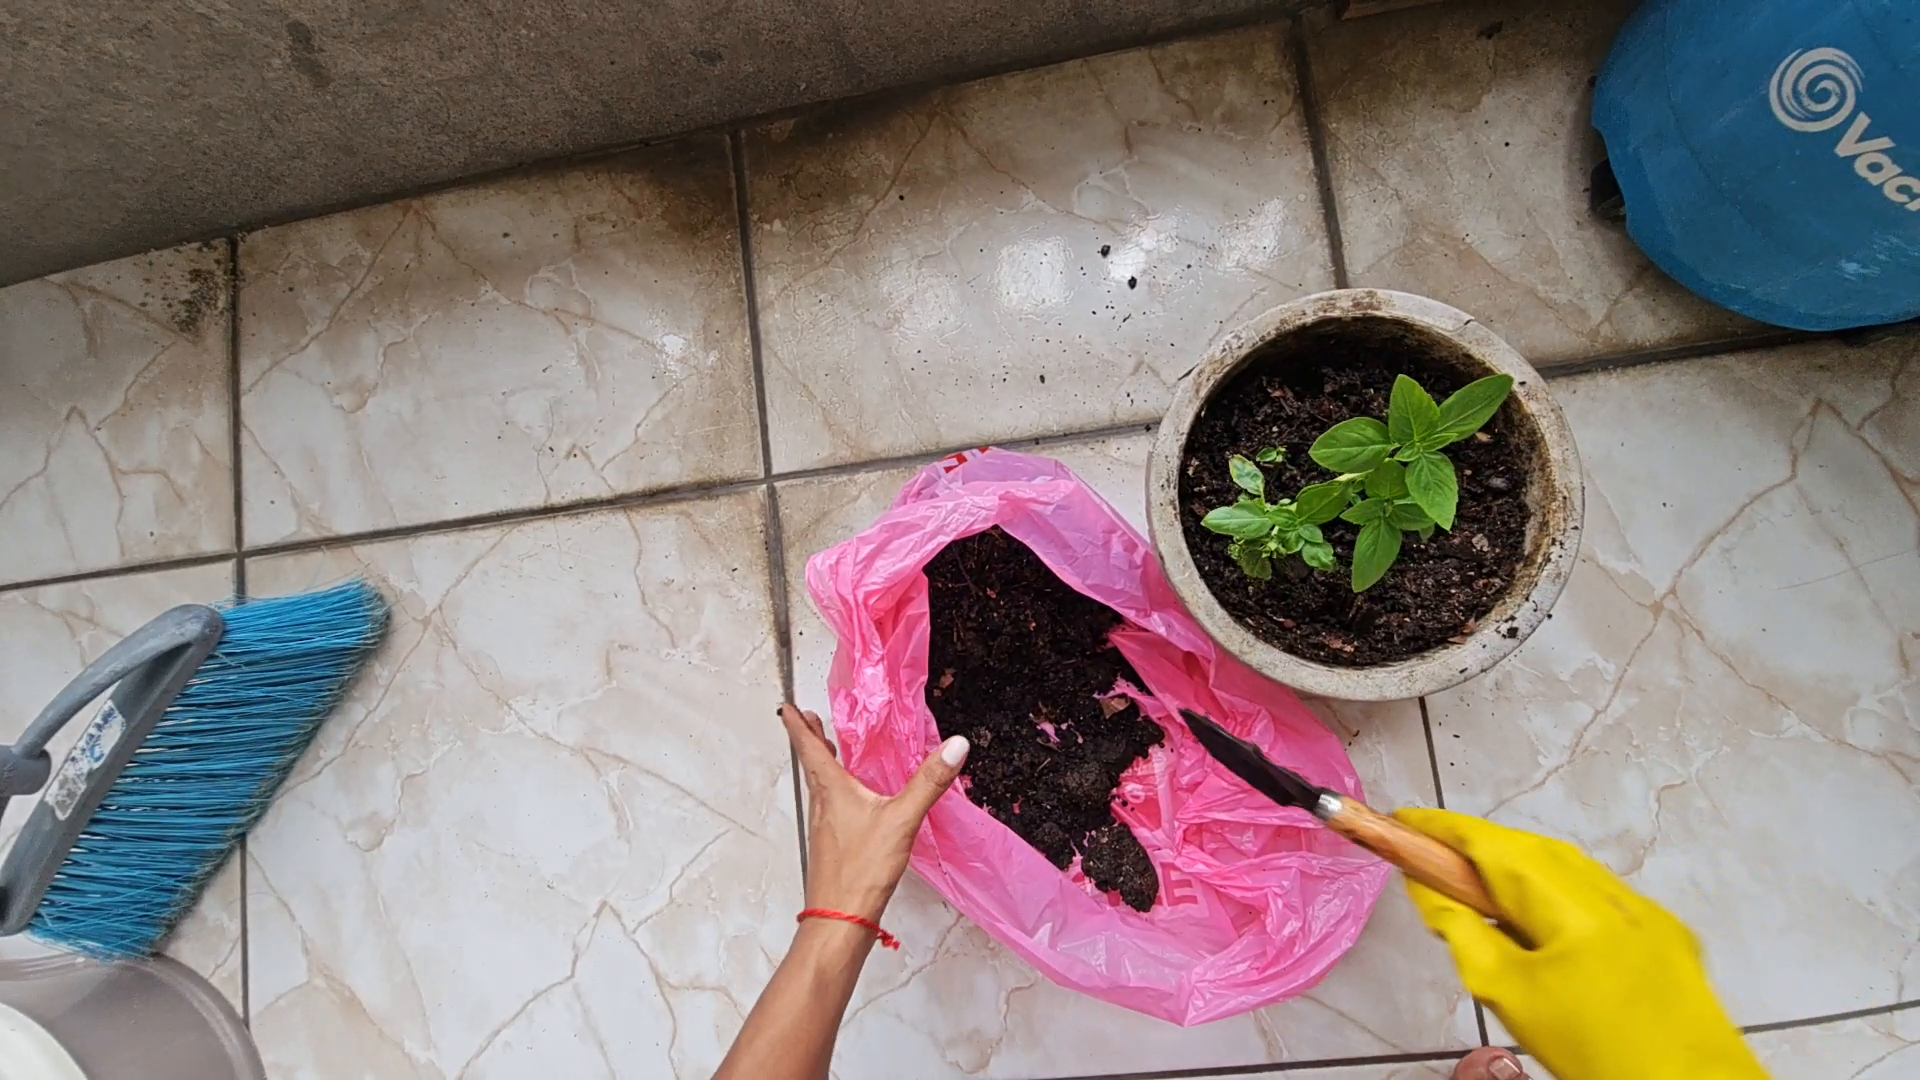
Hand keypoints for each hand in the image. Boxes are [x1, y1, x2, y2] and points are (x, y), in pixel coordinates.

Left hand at [780, 704, 968, 921]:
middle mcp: (824, 805)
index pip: (810, 749)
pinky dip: (834, 788)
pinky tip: (851, 799)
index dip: (798, 726)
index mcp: (833, 790)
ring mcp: (825, 827)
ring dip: (821, 763)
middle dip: (809, 739)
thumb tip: (955, 745)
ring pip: (820, 785)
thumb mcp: (901, 820)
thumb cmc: (862, 869)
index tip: (786, 707)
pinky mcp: (832, 845)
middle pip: (812, 764)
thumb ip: (929, 782)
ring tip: (828, 750)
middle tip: (806, 719)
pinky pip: (830, 805)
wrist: (839, 920)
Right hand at [1395, 809, 1766, 1079]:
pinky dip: (1549, 889)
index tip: (1397, 821)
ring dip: (1511, 867)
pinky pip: (1591, 892)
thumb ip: (1456, 928)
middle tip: (1429, 862)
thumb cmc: (1591, 1052)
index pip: (1488, 842)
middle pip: (1526, 847)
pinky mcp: (1665, 936)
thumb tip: (1425, 887)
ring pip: (1561, 866)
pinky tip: (1532, 921)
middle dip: (1474, 846)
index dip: (1437, 826)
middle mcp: (1614, 893)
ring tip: (1475, 893)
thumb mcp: (1503, 990)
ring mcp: (1646, 913)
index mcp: (1571, 903)